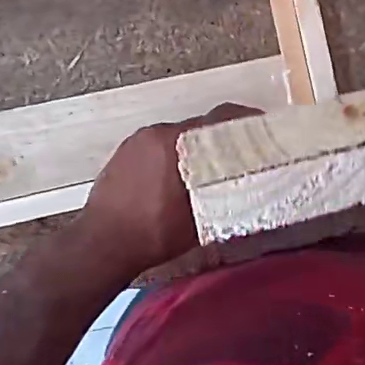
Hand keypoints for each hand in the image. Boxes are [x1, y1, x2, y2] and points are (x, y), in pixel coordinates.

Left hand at [72, 103, 262, 283]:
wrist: (100, 246)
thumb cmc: (154, 233)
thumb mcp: (201, 216)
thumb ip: (225, 191)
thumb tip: (253, 181)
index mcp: (176, 140)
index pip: (220, 118)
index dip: (247, 120)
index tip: (265, 127)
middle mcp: (156, 132)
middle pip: (199, 126)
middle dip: (222, 138)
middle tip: (241, 154)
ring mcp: (136, 141)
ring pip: (178, 136)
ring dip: (197, 148)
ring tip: (210, 170)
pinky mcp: (124, 153)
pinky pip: (158, 146)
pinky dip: (174, 155)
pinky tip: (179, 178)